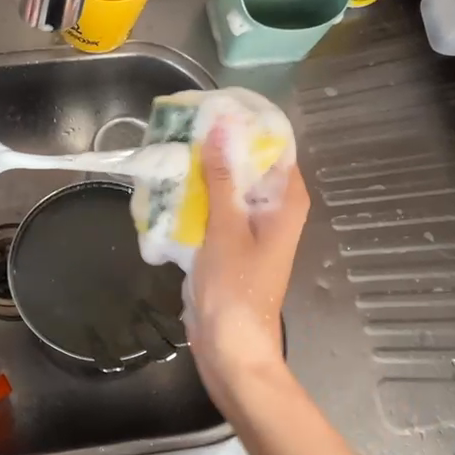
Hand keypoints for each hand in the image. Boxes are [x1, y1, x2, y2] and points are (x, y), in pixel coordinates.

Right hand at [185, 125, 308, 403]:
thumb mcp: (226, 227)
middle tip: (182, 126)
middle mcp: (273, 210)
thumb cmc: (236, 288)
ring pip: (227, 186)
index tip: (214, 106)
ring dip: (202, 173)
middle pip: (248, 164)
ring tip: (170, 150)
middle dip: (218, 146)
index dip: (248, 124)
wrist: (230, 348)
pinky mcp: (229, 244)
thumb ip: (223, 177)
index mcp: (286, 202)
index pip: (275, 146)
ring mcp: (250, 228)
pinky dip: (195, 198)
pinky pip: (214, 209)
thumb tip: (223, 128)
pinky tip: (168, 188)